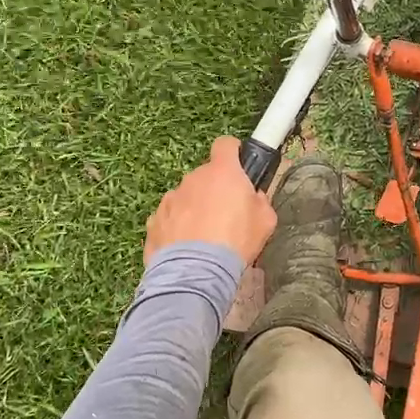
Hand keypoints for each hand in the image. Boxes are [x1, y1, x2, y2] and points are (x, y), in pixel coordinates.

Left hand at [144, 138, 277, 265]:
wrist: (196, 274)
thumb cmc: (235, 241)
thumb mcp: (266, 220)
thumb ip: (260, 200)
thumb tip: (253, 197)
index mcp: (222, 172)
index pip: (225, 144)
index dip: (233, 153)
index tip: (239, 166)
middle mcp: (193, 179)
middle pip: (205, 175)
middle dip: (215, 190)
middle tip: (227, 215)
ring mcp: (170, 200)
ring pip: (186, 196)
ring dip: (194, 208)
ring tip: (204, 237)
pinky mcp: (154, 222)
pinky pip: (169, 218)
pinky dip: (177, 228)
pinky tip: (187, 249)